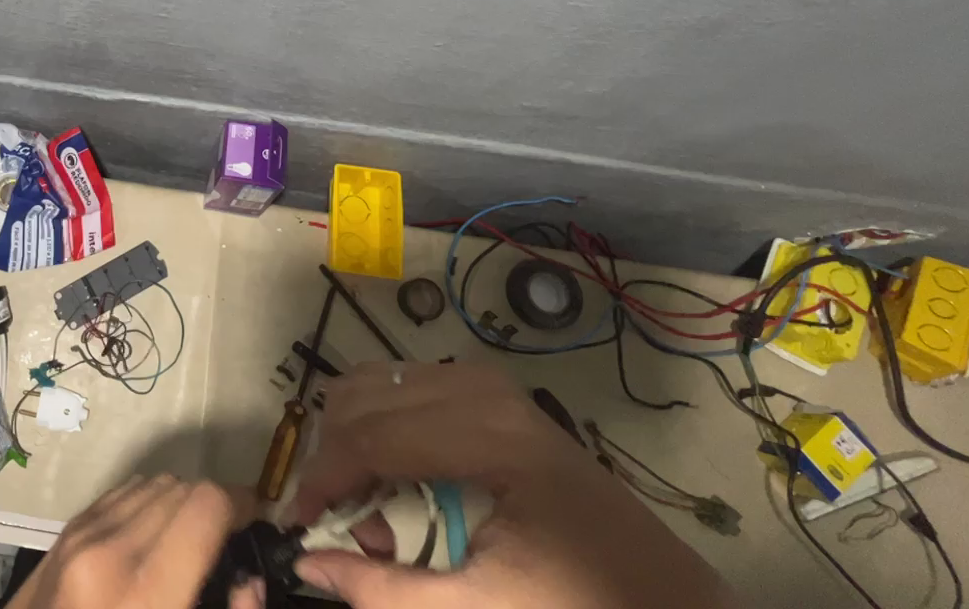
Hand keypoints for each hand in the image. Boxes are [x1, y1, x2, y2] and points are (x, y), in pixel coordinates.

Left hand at [10, 474, 259, 608]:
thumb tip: (250, 579)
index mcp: (143, 591)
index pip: (205, 505)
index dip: (242, 506)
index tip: (258, 525)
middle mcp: (109, 548)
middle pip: (184, 488)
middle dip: (215, 509)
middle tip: (229, 543)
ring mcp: (81, 534)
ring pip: (154, 483)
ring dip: (182, 504)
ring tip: (191, 542)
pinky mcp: (65, 532)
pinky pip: (123, 493)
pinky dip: (148, 506)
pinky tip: (152, 540)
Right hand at [290, 362, 734, 608]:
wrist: (671, 604)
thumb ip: (385, 589)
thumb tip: (307, 561)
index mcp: (491, 437)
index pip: (372, 435)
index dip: (323, 478)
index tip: (298, 524)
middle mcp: (482, 389)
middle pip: (364, 396)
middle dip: (336, 457)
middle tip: (342, 521)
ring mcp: (488, 384)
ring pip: (377, 382)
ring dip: (355, 436)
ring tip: (369, 501)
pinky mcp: (490, 392)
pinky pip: (405, 387)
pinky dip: (381, 424)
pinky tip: (395, 474)